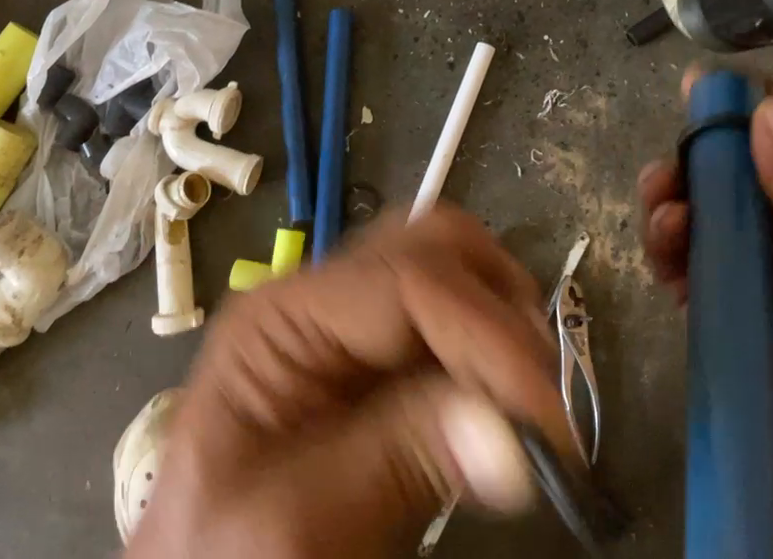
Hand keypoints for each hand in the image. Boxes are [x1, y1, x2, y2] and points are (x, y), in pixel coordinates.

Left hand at [127, 208, 576, 558]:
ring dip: (504, 318)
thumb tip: (510, 430)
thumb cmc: (223, 556)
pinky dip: (494, 348)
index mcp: (281, 319)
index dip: (488, 335)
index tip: (548, 417)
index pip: (407, 281)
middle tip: (540, 393)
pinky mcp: (379, 362)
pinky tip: (508, 401)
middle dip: (498, 302)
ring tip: (530, 400)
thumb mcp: (294, 522)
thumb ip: (395, 461)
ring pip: (450, 269)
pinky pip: (452, 322)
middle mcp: (319, 301)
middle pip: (429, 245)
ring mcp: (350, 326)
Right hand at [640, 70, 772, 557]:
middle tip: (668, 170)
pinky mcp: (746, 325)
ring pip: (721, 218)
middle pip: (754, 171)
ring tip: (661, 219)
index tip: (700, 89)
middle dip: (707, 160)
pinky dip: (677, 255)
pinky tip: (662, 258)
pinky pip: (702, 270)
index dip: (760, 104)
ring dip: (684, 206)